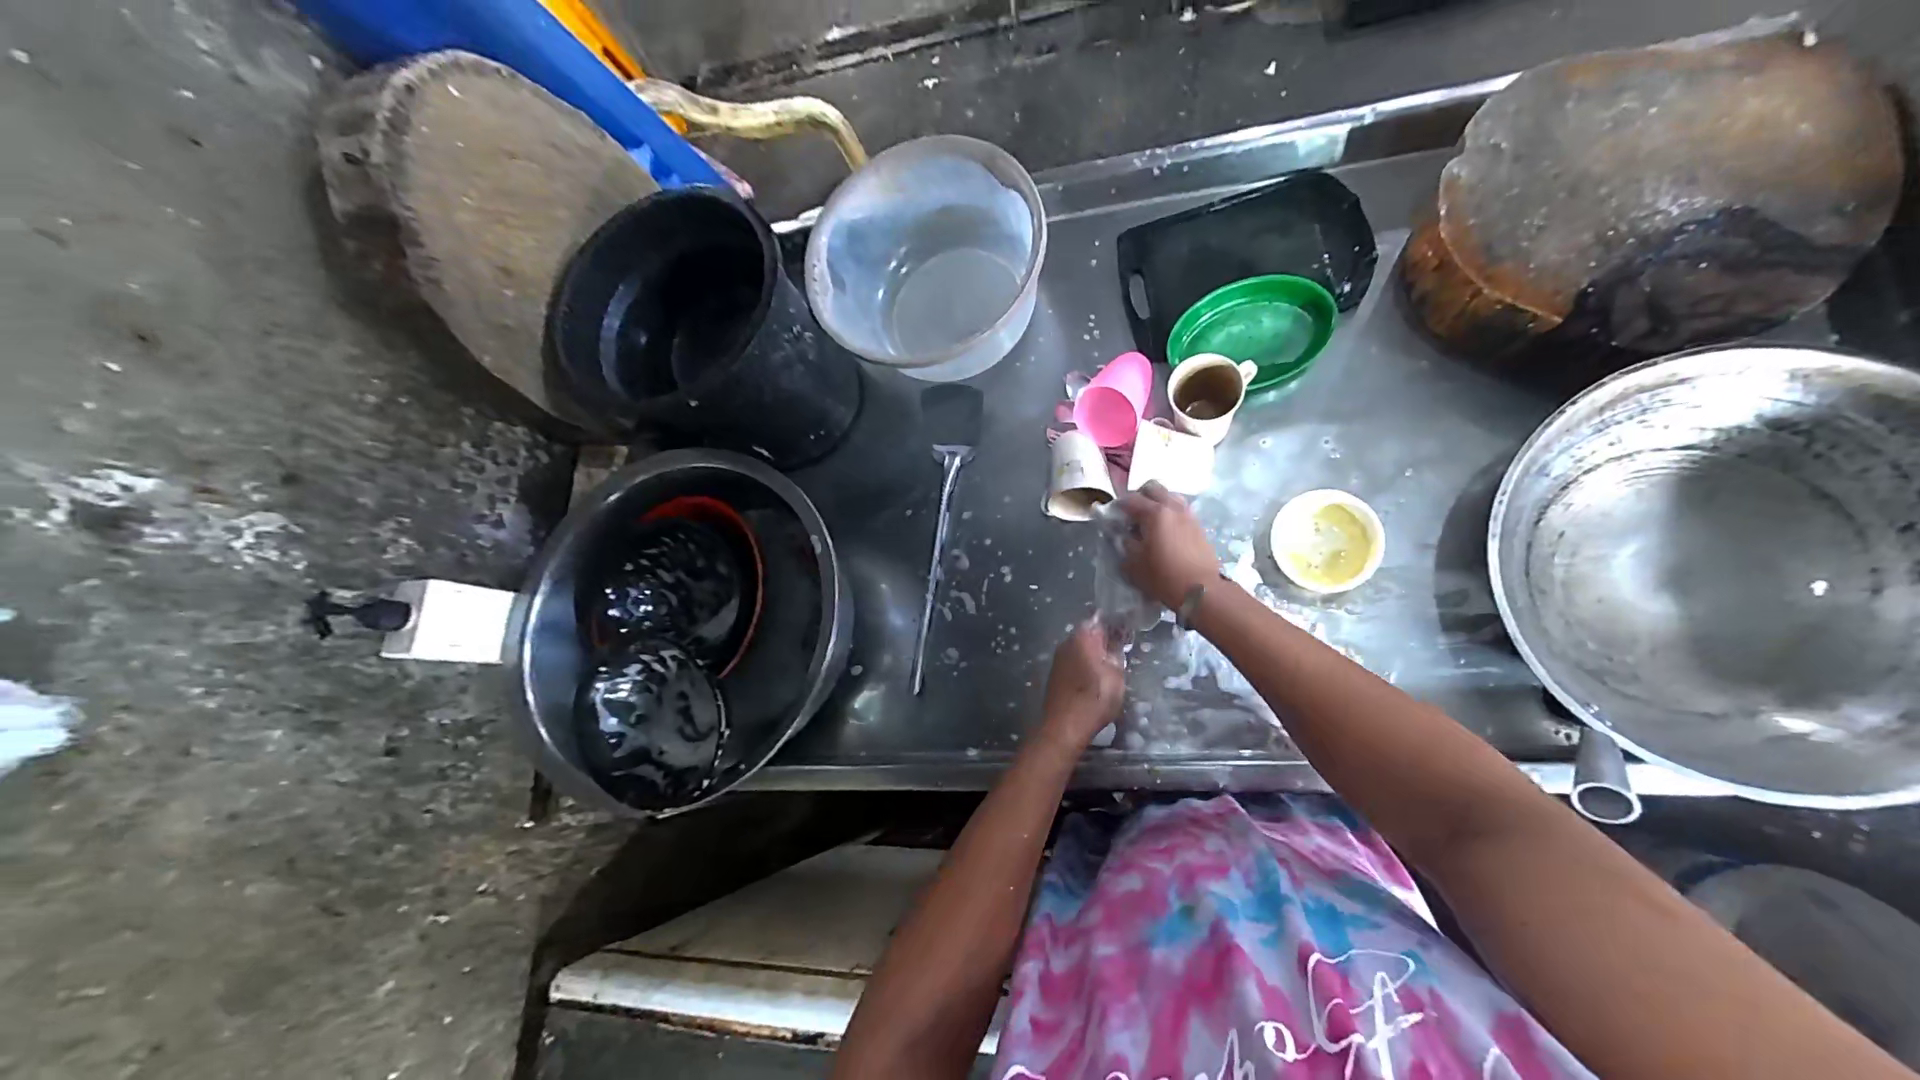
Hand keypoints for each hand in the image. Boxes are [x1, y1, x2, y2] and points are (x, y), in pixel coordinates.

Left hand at [1039, 618, 1125, 749]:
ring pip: (1080, 648)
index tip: (1127, 631)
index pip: (1100, 620)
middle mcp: (1067, 642)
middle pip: (1088, 633)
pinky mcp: (1055, 673)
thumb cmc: (1095, 699)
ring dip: (1094, 653)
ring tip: (1110, 665)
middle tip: (1122, 649)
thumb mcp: (1116, 675)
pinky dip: (1084, 664)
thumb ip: (1117, 652)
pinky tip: (1094, 676)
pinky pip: (1074, 661)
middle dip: (1104, 639)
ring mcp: (1058, 658)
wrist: (1064, 726)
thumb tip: (1116, 639)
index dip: (1115, 624)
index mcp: (1083, 637)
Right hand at [1117, 481, 1218, 607]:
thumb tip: (1125, 536)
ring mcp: (1188, 515)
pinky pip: (1180, 509)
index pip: (1130, 499)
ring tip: (1150, 520)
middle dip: (1139, 496)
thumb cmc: (1163, 577)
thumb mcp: (1134, 564)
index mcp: (1154, 514)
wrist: (1202, 590)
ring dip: (1157, 502)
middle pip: (1153, 487)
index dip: (1118, 506)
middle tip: (1131, 513)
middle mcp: (1173, 508)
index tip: (1112, 516)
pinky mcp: (1198, 526)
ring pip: (1170, 495)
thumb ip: (1126, 544)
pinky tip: (1165, 530)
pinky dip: (1170, 513)